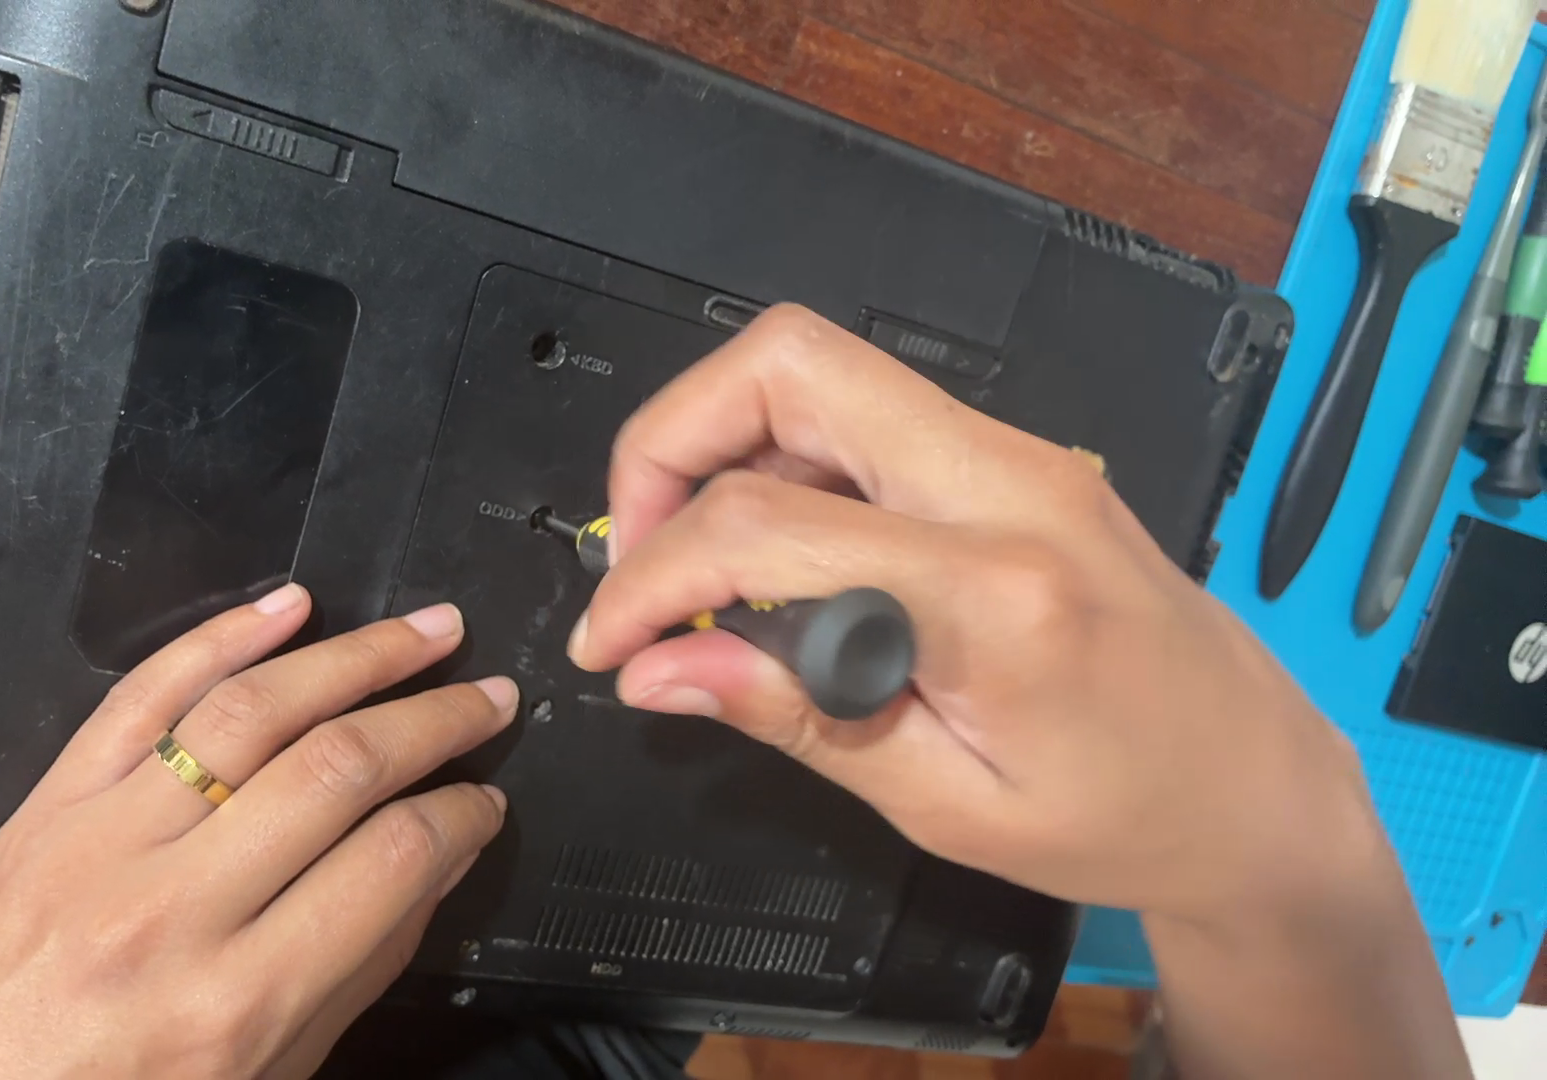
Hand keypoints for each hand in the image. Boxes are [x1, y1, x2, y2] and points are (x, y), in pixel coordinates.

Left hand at [0, 589, 514, 1079]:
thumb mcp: (273, 1071)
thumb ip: (370, 955)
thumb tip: (450, 842)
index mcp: (238, 1003)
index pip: (392, 859)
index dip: (463, 812)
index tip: (488, 796)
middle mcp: (172, 912)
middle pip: (338, 767)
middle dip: (437, 719)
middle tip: (490, 694)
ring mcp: (99, 844)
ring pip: (255, 711)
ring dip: (362, 656)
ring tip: (430, 629)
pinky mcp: (47, 805)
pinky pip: (143, 696)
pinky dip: (224, 637)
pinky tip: (294, 604)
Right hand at [567, 304, 1381, 926]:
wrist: (1257, 786)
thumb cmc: (1118, 818)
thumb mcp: (939, 801)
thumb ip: (788, 713)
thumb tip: (654, 668)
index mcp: (995, 588)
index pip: (765, 523)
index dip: (651, 575)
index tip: (609, 641)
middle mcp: (1003, 478)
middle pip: (784, 364)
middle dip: (665, 444)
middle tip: (637, 549)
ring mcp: (1004, 450)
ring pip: (807, 370)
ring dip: (709, 445)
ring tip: (684, 557)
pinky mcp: (993, 455)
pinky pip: (843, 414)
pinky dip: (762, 460)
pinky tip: (757, 549)